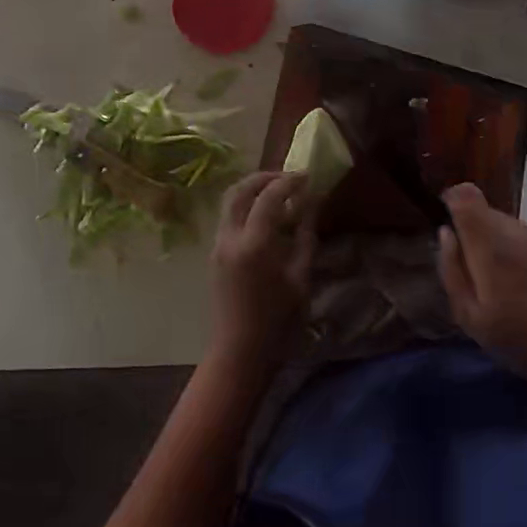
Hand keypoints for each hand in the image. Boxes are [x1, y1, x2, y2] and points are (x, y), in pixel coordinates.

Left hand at [210, 172, 317, 360]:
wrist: (240, 350)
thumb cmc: (278, 321)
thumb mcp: (301, 279)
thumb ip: (306, 238)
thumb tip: (312, 206)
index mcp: (253, 244)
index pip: (268, 197)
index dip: (289, 182)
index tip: (307, 176)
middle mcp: (229, 238)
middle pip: (239, 191)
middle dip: (264, 178)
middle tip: (288, 178)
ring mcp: (217, 245)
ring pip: (229, 202)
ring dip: (252, 190)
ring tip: (278, 194)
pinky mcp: (214, 254)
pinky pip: (228, 219)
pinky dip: (245, 207)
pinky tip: (266, 217)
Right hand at [436, 184, 526, 387]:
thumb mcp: (471, 319)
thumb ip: (452, 270)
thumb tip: (447, 233)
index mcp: (492, 248)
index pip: (465, 197)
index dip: (455, 202)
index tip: (453, 224)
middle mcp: (524, 231)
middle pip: (491, 217)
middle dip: (483, 240)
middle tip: (491, 280)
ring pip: (518, 231)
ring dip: (512, 250)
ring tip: (526, 291)